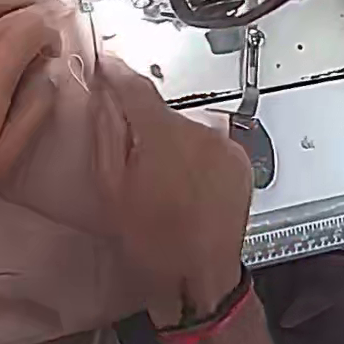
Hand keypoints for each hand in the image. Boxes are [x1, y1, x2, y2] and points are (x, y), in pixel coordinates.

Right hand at [91, 55, 251, 327]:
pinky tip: (185, 181)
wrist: (199, 279)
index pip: (136, 86)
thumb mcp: (110, 187)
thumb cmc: (149, 240)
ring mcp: (224, 147)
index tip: (105, 64)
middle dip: (142, 120)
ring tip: (161, 177)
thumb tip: (103, 97)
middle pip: (161, 109)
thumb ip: (105, 132)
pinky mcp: (240, 160)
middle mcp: (198, 133)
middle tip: (130, 152)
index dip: (117, 72)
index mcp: (162, 137)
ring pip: (184, 126)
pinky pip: (207, 142)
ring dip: (170, 139)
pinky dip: (193, 152)